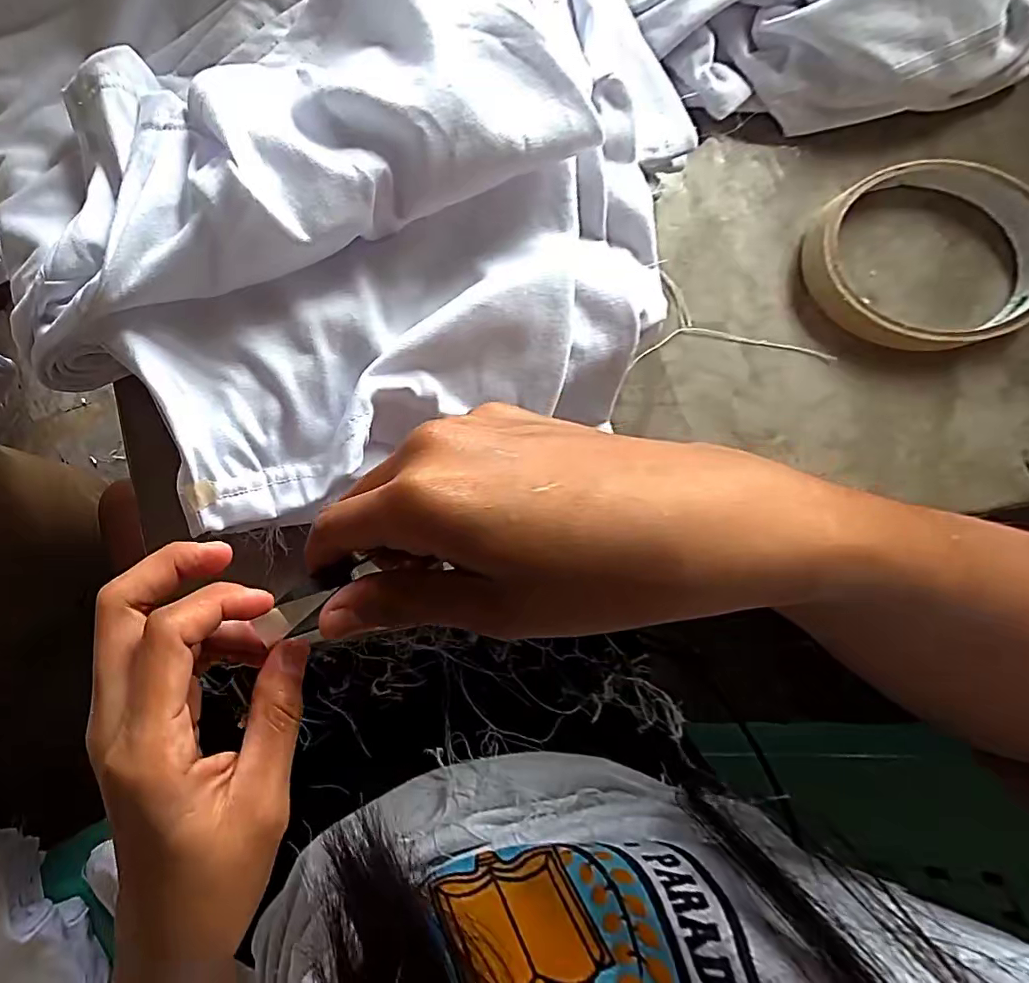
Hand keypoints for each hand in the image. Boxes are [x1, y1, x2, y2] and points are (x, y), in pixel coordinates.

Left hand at [87, 541, 308, 980]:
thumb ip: (276, 711)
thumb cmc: (216, 881)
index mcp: (141, 742)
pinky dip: (190, 636)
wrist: (168, 940)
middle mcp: (111, 721)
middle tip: (224, 555)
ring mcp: (111, 722)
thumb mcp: (262, 798)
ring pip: (126, 626)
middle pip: (114, 608)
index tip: (268, 606)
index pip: (161, 633)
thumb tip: (293, 642)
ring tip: (253, 624)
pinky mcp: (125, 726)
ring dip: (186, 604)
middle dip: (168, 567)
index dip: (215, 602)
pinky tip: (237, 651)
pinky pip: (148, 656)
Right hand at [305, 403, 872, 639]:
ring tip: (469, 558)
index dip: (326, 568)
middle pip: (365, 497)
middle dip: (370, 545)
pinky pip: (448, 455)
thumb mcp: (492, 606)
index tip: (342, 601)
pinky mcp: (509, 413)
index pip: (333, 528)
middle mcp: (430, 442)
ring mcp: (472, 419)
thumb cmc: (594, 581)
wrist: (702, 515)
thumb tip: (329, 615)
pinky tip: (502, 518)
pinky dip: (445, 490)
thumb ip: (400, 601)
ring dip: (409, 516)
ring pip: (406, 473)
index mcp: (416, 493)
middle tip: (420, 591)